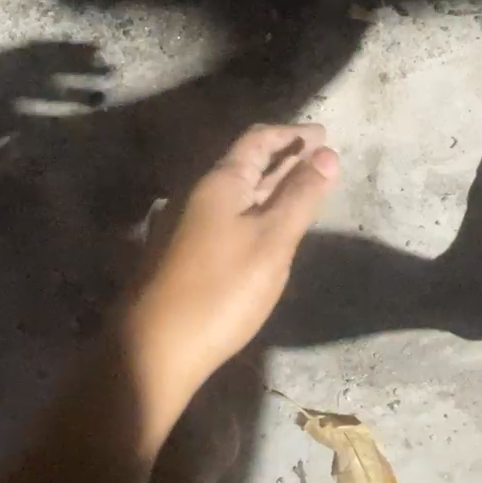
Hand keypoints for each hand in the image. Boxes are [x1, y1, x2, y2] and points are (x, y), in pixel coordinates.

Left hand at [123, 124, 340, 399]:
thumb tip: (327, 152)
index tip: (324, 134)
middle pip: (246, 162)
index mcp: (220, 181)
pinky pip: (227, 214)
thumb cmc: (221, 289)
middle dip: (284, 156)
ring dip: (270, 183)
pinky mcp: (183, 253)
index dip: (293, 134)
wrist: (154, 348)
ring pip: (237, 191)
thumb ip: (301, 195)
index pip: (259, 140)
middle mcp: (199, 193)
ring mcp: (186, 224)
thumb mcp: (272, 240)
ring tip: (301, 186)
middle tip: (320, 156)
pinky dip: (255, 208)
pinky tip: (266, 227)